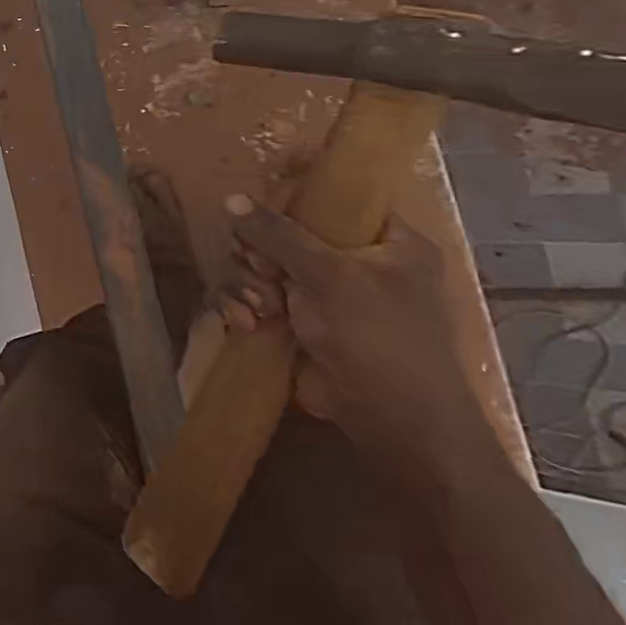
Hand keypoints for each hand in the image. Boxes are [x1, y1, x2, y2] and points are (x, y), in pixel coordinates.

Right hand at [222, 195, 489, 473]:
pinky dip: (243, 307)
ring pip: (259, 266)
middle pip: (280, 232)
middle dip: (260, 255)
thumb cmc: (379, 339)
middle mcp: (351, 260)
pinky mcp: (295, 322)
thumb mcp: (330, 276)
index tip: (269, 223)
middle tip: (263, 274)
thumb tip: (230, 199)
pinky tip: (246, 324)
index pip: (329, 199)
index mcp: (384, 239)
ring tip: (257, 309)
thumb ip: (278, 234)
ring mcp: (319, 293)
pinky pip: (252, 298)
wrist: (394, 425)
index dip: (291, 205)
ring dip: (247, 285)